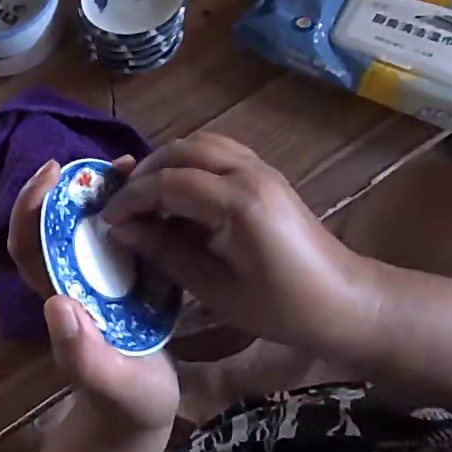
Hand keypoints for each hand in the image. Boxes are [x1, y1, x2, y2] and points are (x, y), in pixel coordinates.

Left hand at [10, 159, 176, 436]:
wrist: (142, 415)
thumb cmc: (125, 404)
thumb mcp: (110, 384)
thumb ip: (83, 355)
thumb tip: (56, 305)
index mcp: (60, 297)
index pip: (28, 245)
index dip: (30, 207)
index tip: (52, 171)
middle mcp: (72, 281)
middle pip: (59, 224)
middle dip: (77, 188)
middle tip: (115, 163)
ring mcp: (97, 281)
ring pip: (91, 226)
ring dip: (106, 194)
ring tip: (137, 170)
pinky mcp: (125, 283)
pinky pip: (121, 238)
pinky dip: (132, 212)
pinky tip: (158, 199)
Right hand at [101, 134, 380, 354]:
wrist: (346, 302)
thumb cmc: (282, 307)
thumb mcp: (216, 289)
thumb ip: (166, 252)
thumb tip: (120, 230)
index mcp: (239, 202)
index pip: (169, 183)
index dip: (131, 199)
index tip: (106, 220)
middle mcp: (249, 172)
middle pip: (181, 151)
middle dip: (144, 174)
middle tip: (121, 205)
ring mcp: (260, 168)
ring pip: (199, 144)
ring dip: (165, 163)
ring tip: (144, 195)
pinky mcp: (265, 173)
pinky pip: (217, 152)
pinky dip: (189, 162)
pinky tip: (178, 191)